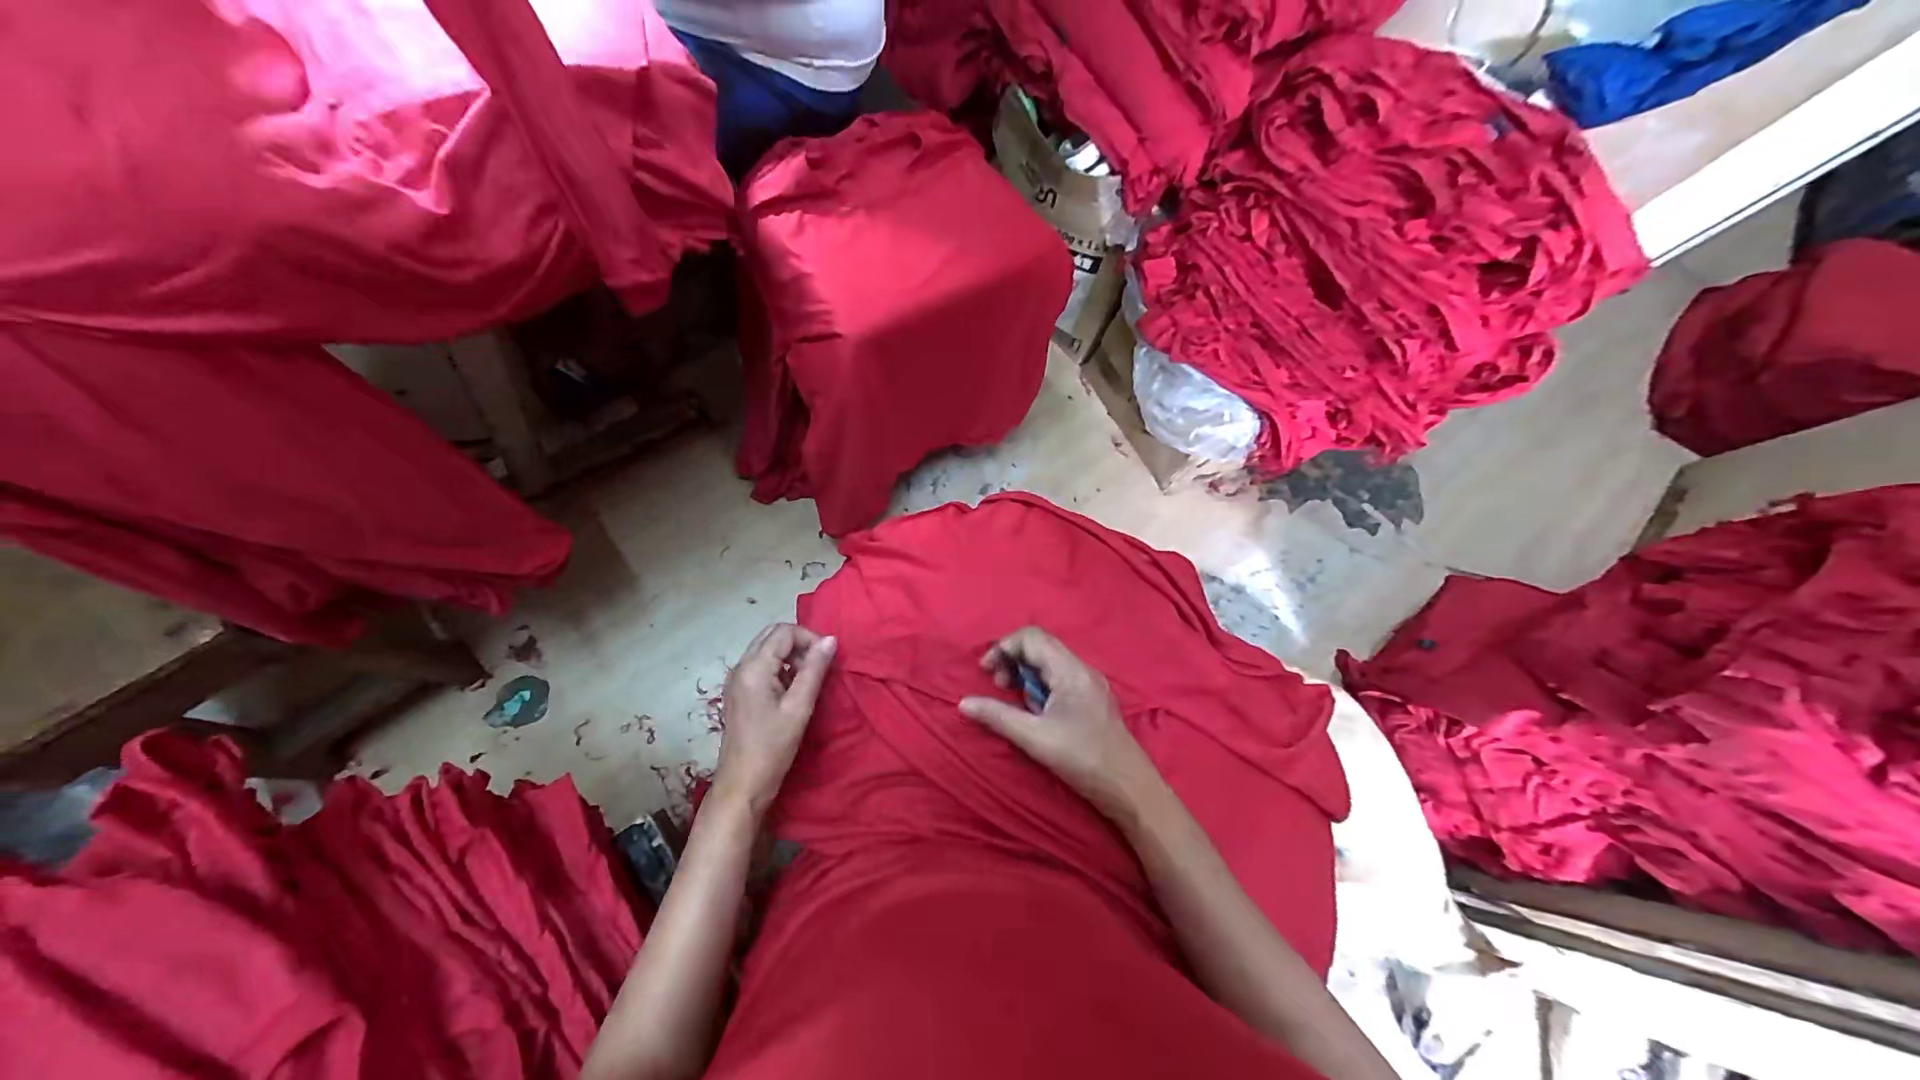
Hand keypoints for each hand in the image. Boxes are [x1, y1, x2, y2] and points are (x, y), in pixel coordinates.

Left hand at [713, 623, 836, 815]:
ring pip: (766, 649)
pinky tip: (792, 690)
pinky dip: (780, 668)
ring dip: (790, 655)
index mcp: (753, 668)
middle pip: (772, 635)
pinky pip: (761, 665)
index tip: (827, 659)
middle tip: (818, 666)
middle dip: (799, 643)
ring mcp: (736, 679)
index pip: (784, 632)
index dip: (809, 638)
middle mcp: (740, 667)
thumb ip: (815, 670)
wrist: (743, 784)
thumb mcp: (799, 707)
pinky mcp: (738, 692)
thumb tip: (831, 640)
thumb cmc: (773, 747)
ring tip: (808, 680)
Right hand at [959, 626, 1165, 821]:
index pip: (1031, 637)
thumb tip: (964, 703)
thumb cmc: (1082, 759)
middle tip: (999, 688)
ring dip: (1025, 675)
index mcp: (1070, 670)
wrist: (1129, 787)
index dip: (1003, 648)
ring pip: (1049, 662)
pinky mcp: (1091, 699)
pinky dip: (1040, 686)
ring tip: (1016, 703)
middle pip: (1039, 646)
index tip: (987, 673)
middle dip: (1012, 661)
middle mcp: (1082, 669)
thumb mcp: (1034, 738)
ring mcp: (1089, 683)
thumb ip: (997, 716)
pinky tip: (1036, 712)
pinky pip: (1059, 678)